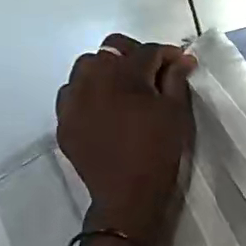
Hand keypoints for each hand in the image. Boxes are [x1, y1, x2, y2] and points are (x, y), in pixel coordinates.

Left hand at [57, 34, 197, 243]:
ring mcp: (73, 98)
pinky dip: (86, 93)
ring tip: (122, 88)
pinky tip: (101, 107)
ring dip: (106, 70)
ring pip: (87, 67)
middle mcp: (93, 77)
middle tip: (150, 73)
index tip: (179, 63)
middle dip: (134, 55)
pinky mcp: (63, 119)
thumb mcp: (175, 112)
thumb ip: (175, 79)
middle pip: (112, 49)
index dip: (167, 54)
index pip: (147, 51)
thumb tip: (181, 58)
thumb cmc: (157, 151)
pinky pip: (71, 93)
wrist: (127, 196)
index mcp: (124, 73)